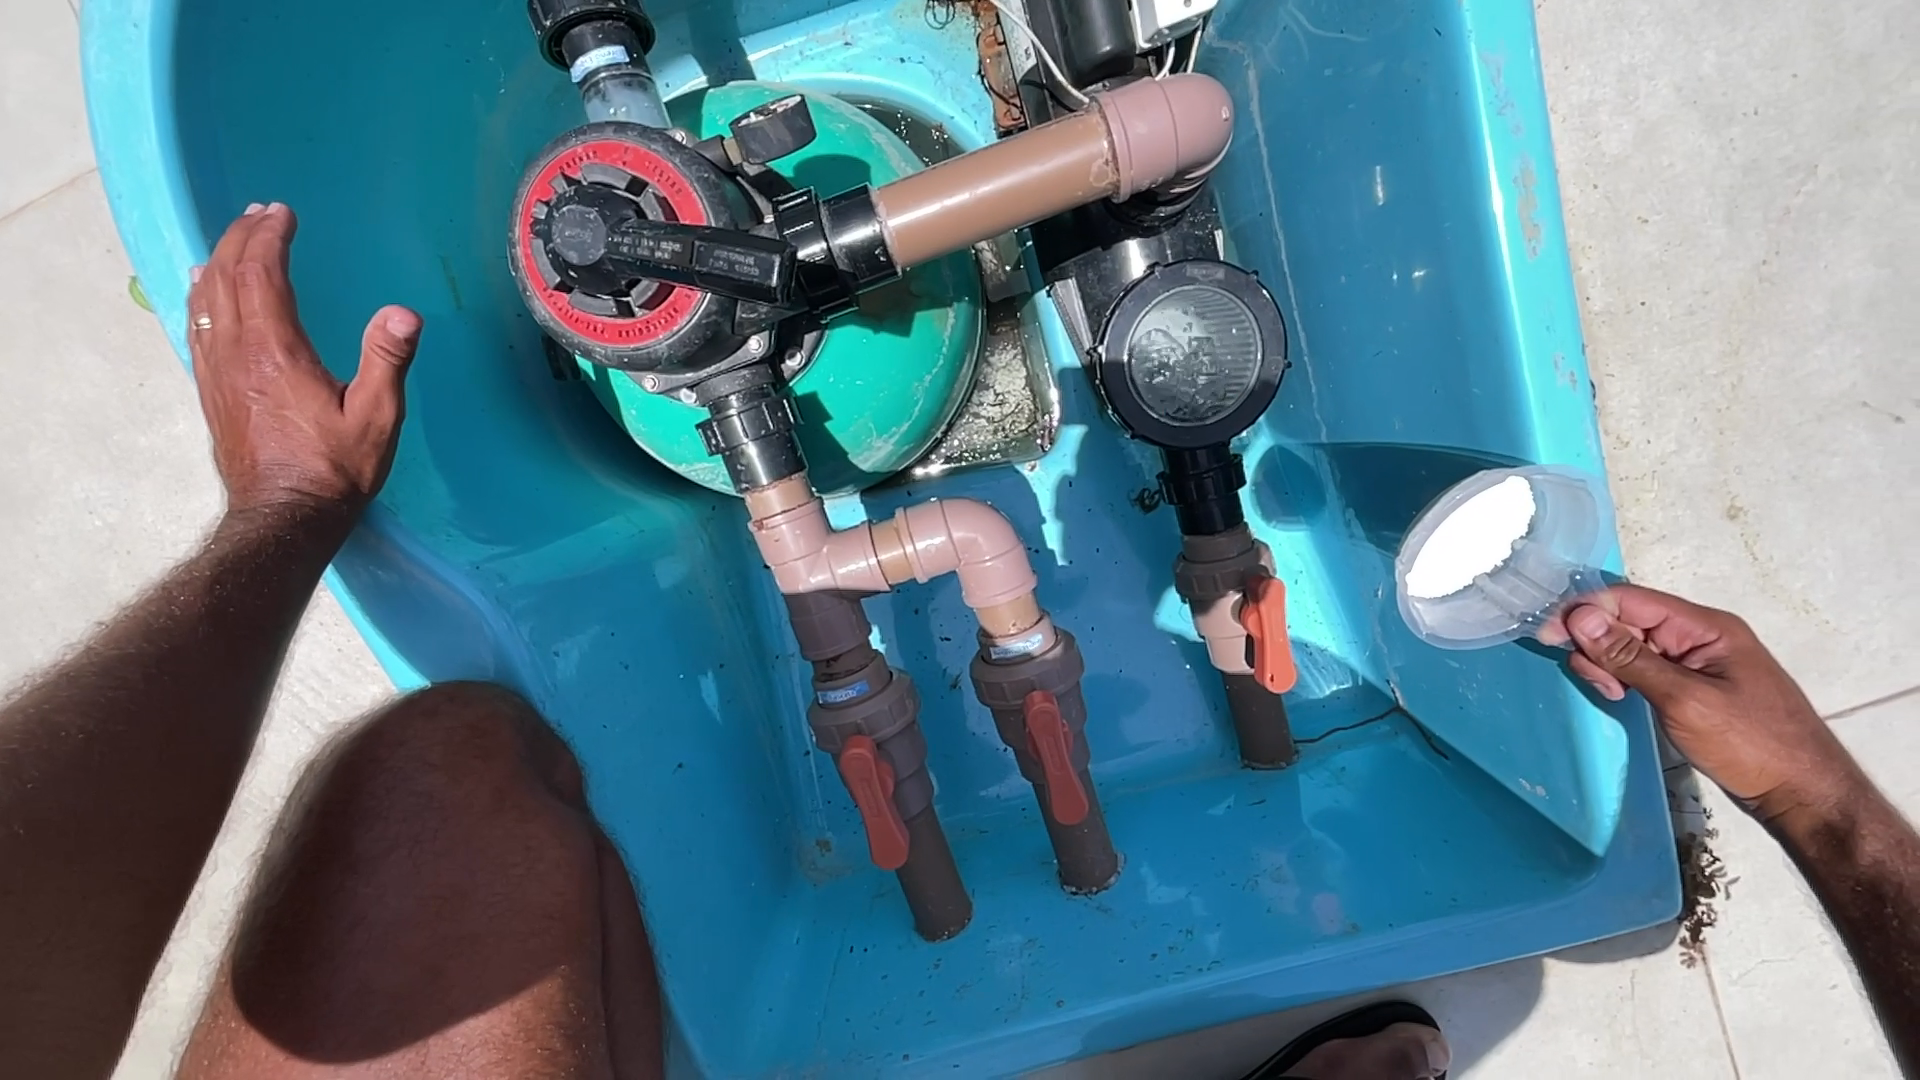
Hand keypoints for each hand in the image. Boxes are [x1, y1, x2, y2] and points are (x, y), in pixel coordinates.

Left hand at [187, 203, 421, 528]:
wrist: (287, 511)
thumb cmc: (338, 466)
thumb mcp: (378, 416)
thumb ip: (387, 361)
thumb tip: (402, 313)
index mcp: (277, 351)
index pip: (263, 276)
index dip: (270, 240)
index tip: (283, 214)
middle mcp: (236, 350)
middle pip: (226, 277)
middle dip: (241, 239)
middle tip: (261, 214)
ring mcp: (216, 368)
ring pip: (204, 297)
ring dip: (219, 260)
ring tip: (235, 241)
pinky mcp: (211, 386)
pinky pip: (197, 323)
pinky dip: (203, 293)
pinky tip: (206, 289)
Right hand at [1545, 584, 1860, 824]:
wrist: (1801, 794)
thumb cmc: (1750, 743)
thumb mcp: (1682, 698)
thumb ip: (1628, 657)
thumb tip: (1579, 617)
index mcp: (1704, 627)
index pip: (1627, 599)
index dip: (1584, 612)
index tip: (1548, 638)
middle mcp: (1695, 634)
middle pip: (1621, 619)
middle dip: (1594, 644)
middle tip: (1598, 682)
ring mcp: (1689, 658)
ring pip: (1623, 642)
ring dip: (1604, 664)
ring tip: (1614, 694)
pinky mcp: (1683, 680)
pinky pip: (1635, 663)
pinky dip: (1617, 676)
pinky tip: (1620, 696)